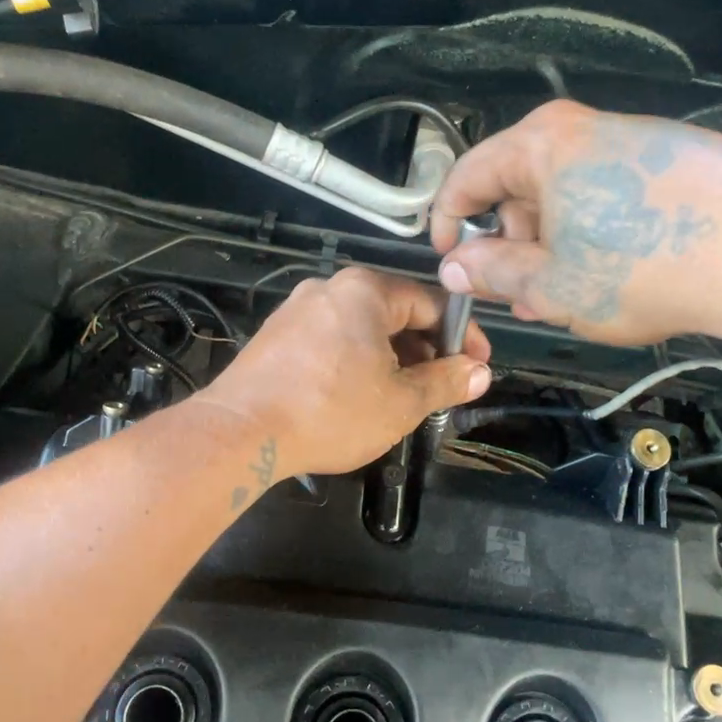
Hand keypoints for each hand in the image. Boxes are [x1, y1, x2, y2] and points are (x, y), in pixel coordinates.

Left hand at [194, 269, 492, 476]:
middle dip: (424, 350)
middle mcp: (328, 288)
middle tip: (442, 388)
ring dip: (391, 359)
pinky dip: (355, 363)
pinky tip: (357, 398)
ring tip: (402, 399)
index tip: (477, 366)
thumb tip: (480, 373)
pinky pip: (330, 341)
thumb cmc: (331, 411)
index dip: (462, 335)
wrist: (241, 433)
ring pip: (361, 329)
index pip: (431, 302)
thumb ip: (445, 382)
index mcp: (365, 291)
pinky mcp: (275, 338)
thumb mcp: (401, 402)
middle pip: (394, 313)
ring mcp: (296, 311)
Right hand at [431, 100, 721, 346]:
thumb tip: (455, 266)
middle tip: (519, 293)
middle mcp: (589, 127)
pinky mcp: (680, 158)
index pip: (468, 174)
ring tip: (570, 294)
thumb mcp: (551, 286)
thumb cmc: (647, 271)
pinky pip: (614, 192)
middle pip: (521, 182)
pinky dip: (600, 230)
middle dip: (512, 241)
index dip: (448, 222)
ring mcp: (640, 139)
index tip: (449, 259)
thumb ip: (492, 272)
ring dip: (556, 243)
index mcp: (545, 144)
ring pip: (570, 192)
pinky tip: (619, 272)